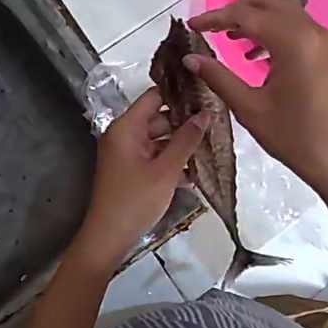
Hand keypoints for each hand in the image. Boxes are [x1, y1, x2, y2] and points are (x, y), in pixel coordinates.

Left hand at [74, 88, 207, 265]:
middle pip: (158, 118)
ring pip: (159, 139)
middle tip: (219, 123)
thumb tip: (206, 113)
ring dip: (182, 145)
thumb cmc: (135, 199)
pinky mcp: (131, 170)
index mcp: (125, 128)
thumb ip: (186, 140)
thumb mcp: (166, 169)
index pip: (154, 97)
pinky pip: (154, 157)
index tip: (206, 92)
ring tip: (213, 146)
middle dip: (186, 122)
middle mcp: (123, 135)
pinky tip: (197, 172)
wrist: (109, 235)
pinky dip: (172, 161)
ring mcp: (126, 153)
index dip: (179, 93)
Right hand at [185, 0, 327, 201]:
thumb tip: (190, 58)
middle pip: (268, 3)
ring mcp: (322, 41)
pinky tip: (253, 54)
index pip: (246, 16)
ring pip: (283, 11)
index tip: (191, 26)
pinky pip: (294, 27)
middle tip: (209, 27)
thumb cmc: (292, 136)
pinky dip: (270, 29)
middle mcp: (311, 32)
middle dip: (235, 10)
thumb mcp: (248, 107)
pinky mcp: (325, 52)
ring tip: (227, 37)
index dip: (215, 18)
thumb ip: (218, 78)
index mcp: (293, 43)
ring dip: (253, 18)